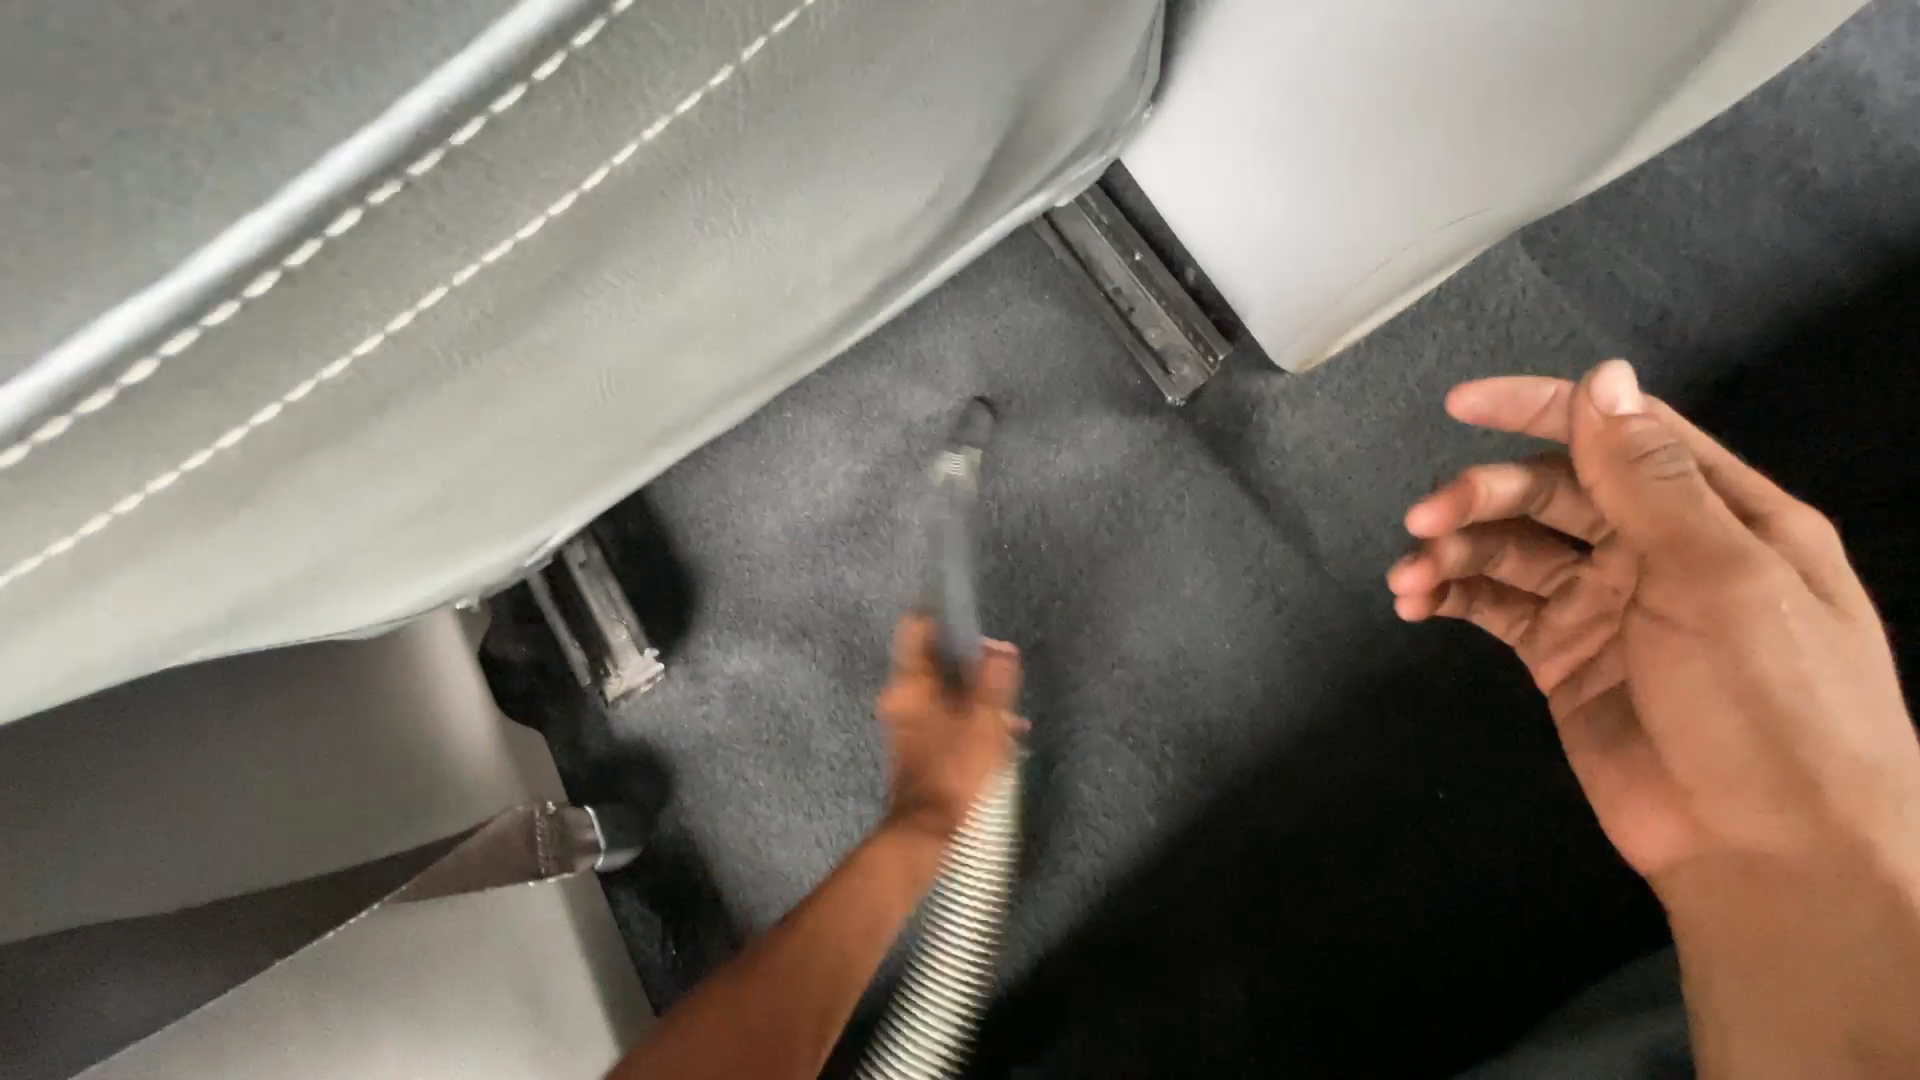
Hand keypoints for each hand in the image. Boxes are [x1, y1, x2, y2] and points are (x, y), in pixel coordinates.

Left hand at [875, 616, 1022, 839]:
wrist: (926, 829)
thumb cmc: (954, 770)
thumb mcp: (983, 722)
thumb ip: (993, 681)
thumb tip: (1002, 647)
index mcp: (909, 683)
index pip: (916, 627)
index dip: (944, 617)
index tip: (973, 620)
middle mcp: (901, 696)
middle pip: (934, 659)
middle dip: (971, 661)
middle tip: (1004, 669)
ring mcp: (905, 721)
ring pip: (942, 689)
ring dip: (974, 693)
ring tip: (1011, 710)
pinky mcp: (916, 743)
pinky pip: (943, 714)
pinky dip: (968, 715)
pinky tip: (1000, 733)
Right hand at [1388, 360, 1918, 882]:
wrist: (1766, 850)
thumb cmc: (1770, 704)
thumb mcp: (1718, 579)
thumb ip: (1650, 480)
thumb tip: (1605, 378)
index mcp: (1715, 517)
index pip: (1616, 434)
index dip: (1539, 408)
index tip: (1458, 403)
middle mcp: (1652, 550)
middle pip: (1545, 494)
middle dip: (1477, 499)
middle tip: (1421, 522)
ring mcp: (1599, 603)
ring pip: (1505, 551)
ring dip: (1449, 553)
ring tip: (1407, 579)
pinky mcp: (1556, 653)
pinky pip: (1490, 605)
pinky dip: (1448, 597)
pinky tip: (1415, 605)